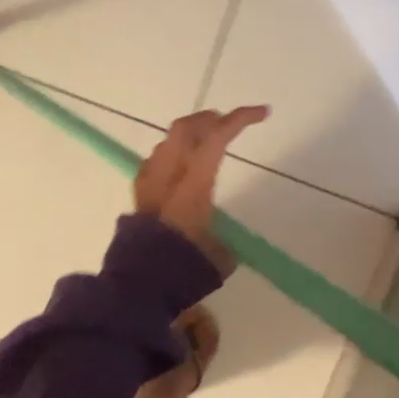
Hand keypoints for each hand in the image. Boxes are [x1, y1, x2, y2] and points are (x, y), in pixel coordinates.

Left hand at [135, 105, 269, 275]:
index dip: (239, 119)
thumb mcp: (220, 256)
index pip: (215, 138)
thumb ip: (225, 239)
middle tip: (225, 123)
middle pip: (184, 129)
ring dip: (186, 136)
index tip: (261, 113)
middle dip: (208, 119)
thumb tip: (224, 240)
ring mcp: (148, 184)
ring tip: (202, 143)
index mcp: (192, 186)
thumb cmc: (183, 270)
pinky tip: (176, 168)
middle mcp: (168, 176)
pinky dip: (169, 156)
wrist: (138, 284)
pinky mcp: (137, 197)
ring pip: (166, 142)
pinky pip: (153, 163)